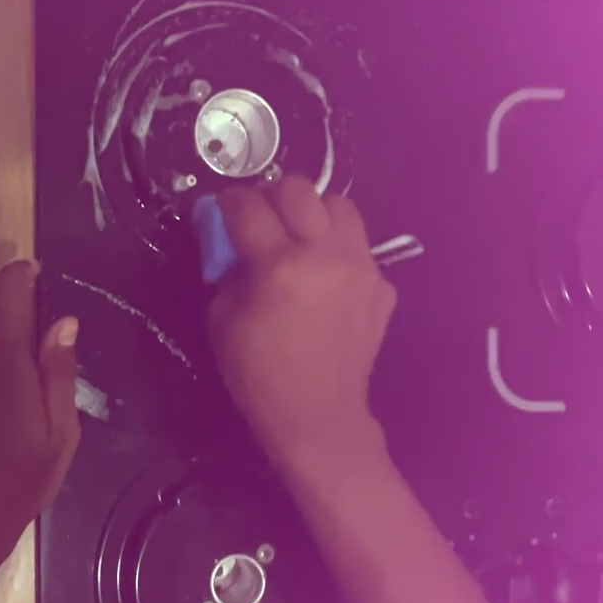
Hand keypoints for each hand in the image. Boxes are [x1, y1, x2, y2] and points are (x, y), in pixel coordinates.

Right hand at [207, 179, 395, 469]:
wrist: (316, 414)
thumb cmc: (255, 373)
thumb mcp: (219, 319)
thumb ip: (225, 271)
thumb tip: (229, 242)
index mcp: (278, 265)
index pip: (248, 206)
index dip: (226, 201)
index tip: (219, 208)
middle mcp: (326, 254)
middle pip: (298, 189)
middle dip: (269, 196)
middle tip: (256, 218)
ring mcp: (362, 267)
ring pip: (339, 205)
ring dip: (310, 212)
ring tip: (295, 237)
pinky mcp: (383, 284)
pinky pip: (358, 246)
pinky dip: (335, 250)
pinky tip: (320, 279)